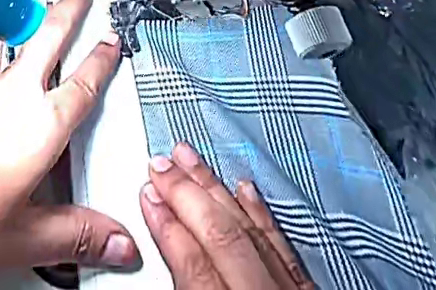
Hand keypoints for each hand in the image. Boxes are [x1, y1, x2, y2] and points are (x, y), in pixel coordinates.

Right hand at [141, 142, 316, 289]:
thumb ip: (186, 285)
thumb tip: (162, 250)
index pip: (194, 266)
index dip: (166, 226)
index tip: (147, 194)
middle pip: (222, 235)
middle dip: (186, 194)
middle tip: (159, 164)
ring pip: (252, 230)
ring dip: (217, 190)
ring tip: (190, 157)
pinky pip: (288, 247)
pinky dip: (263, 215)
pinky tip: (245, 188)